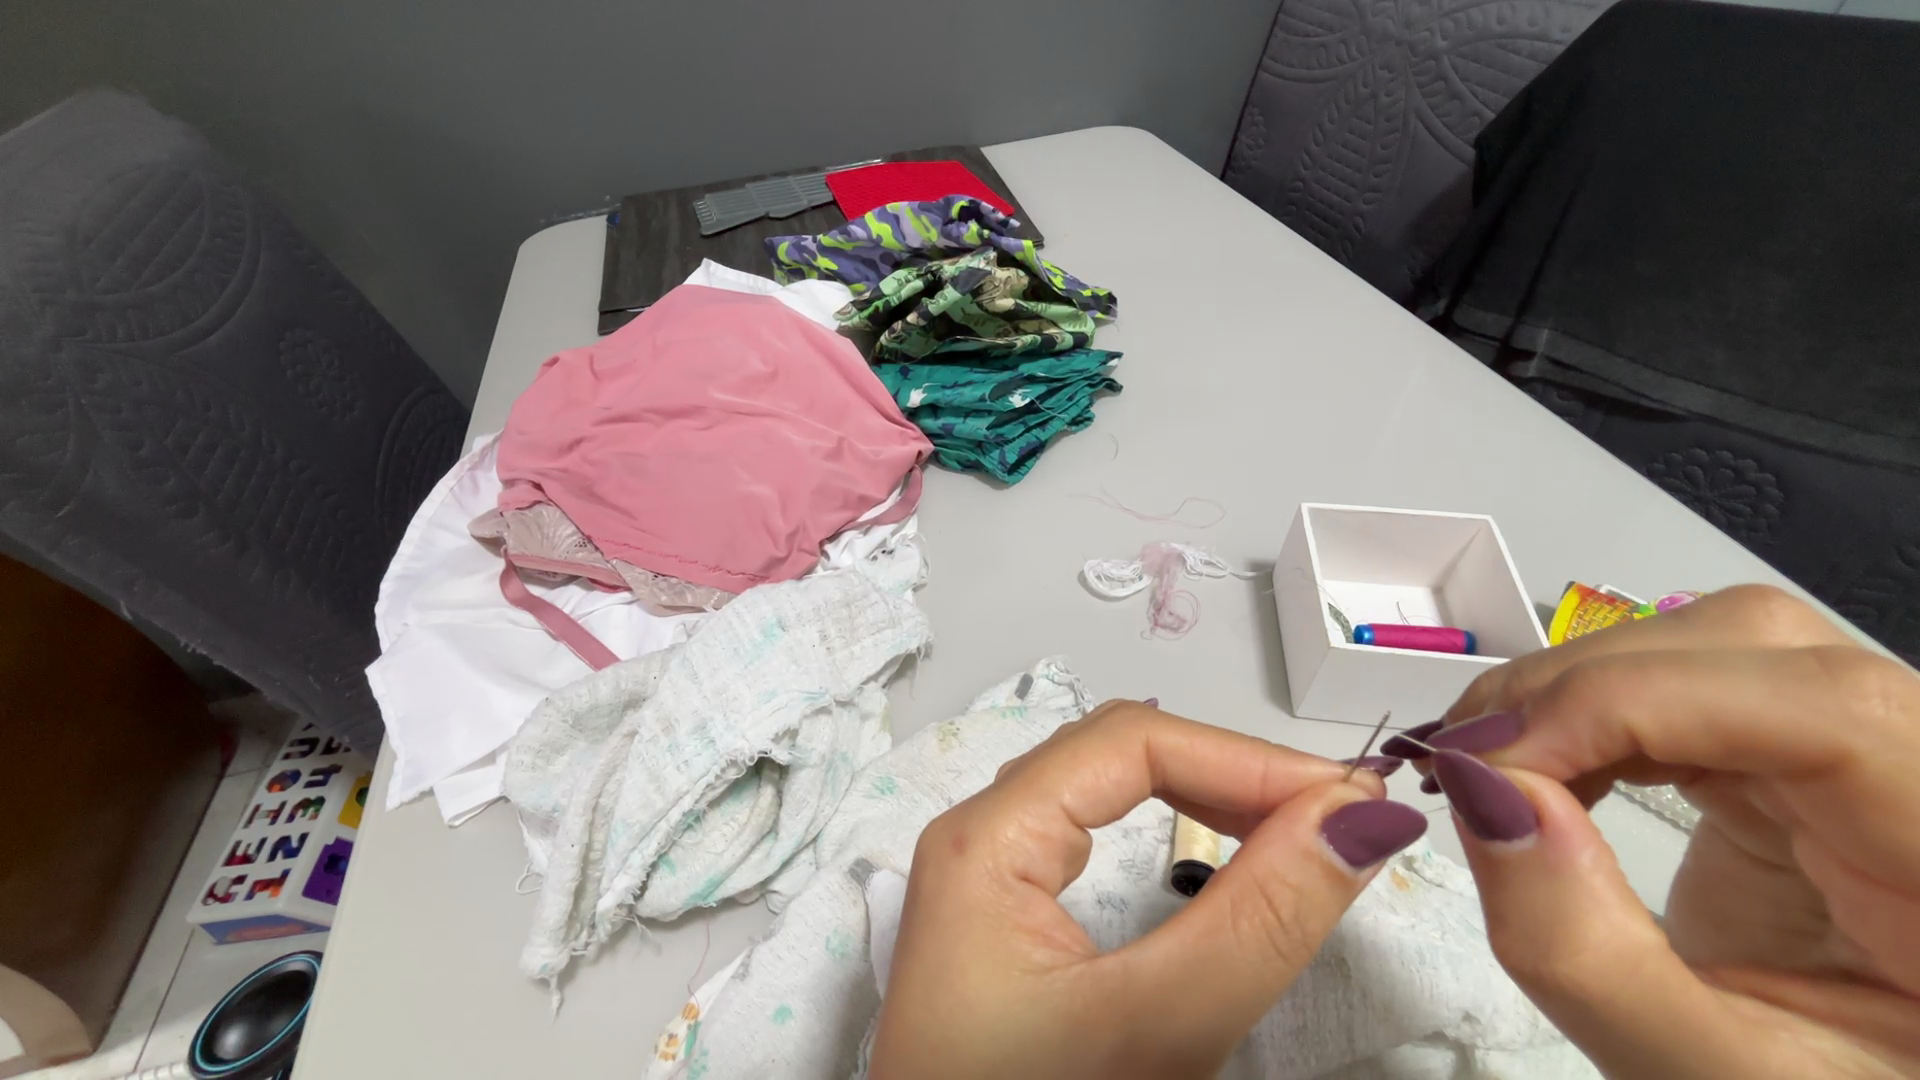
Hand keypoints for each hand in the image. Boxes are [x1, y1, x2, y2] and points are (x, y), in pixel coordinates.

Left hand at [868, 702, 1428, 1079]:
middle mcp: (978, 830)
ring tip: (1298, 827)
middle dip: (1232, 771)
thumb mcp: (1153, 1030)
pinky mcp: (1003, 902)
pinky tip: (1217, 841)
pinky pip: (1092, 826)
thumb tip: (1360, 822)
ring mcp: (986, 864)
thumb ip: (1259, 920)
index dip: (1247, 757)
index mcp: (987, 837)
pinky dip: (1168, 822)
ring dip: (1206, 792)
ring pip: (1106, 784)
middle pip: (1115, 752)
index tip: (1354, 799)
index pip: (1129, 743)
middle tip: (1337, 816)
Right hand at [1400, 586, 1919, 1077]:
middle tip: (1466, 763)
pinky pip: (1676, 688)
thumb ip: (1585, 952)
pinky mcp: (1799, 765)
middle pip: (1749, 646)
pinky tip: (1542, 769)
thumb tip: (1481, 790)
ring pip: (1701, 646)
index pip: (1821, 707)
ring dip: (1566, 691)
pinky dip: (1581, 714)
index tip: (1488, 768)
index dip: (1626, 704)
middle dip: (1576, 687)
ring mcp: (1875, 762)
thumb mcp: (1705, 1075)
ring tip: (1490, 765)